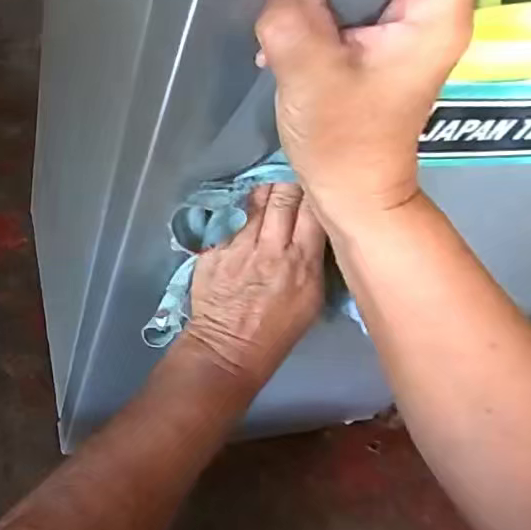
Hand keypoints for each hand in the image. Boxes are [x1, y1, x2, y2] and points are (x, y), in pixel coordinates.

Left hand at [180, 183, 326, 389]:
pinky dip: (241, 220)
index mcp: (302, 263)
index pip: (313, 209)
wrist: (227, 348)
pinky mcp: (214, 248)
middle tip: (291, 181)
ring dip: (265, 195)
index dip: (315, 191)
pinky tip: (243, 228)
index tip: (316, 184)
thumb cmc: (277, 328)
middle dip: (289, 183)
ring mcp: (239, 247)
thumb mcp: (312, 295)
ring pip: (256, 201)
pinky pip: (232, 222)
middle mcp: (271, 249)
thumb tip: (313, 224)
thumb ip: (313, 256)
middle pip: (284, 194)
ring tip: (268, 195)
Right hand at [254, 0, 507, 225]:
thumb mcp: (308, 75)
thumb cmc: (345, 141)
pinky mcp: (380, 37)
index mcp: (433, 11)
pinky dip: (319, 2)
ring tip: (289, 16)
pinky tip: (291, 32)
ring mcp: (405, 23)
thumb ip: (292, 16)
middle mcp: (430, 8)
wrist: (354, 190)